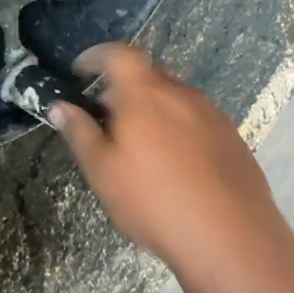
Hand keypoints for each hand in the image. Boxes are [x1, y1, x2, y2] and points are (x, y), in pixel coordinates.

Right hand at [52, 45, 293, 290]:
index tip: (79, 72)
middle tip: (103, 120)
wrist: (231, 237)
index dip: (95, 56)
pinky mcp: (233, 139)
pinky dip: (176, 129)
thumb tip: (60, 107)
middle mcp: (182, 95)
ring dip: (150, 111)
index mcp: (145, 95)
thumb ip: (79, 133)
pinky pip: (195, 120)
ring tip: (137, 148)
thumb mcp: (102, 171)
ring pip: (173, 100)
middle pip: (147, 76)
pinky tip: (172, 167)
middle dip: (121, 90)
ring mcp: (213, 115)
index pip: (119, 54)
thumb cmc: (154, 201)